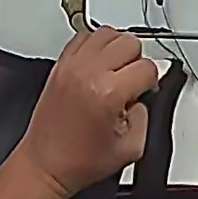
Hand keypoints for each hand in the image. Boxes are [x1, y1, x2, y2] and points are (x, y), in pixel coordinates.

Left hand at [13, 27, 157, 198]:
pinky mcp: (60, 65)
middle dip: (137, 62)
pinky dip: (95, 44)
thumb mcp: (131, 148)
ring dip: (117, 48)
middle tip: (132, 82)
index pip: (147, 66)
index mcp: (108, 93)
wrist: (46, 165)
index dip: (152, 81)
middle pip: (129, 43)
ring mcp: (71, 66)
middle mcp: (88, 72)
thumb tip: (144, 95)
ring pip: (106, 33)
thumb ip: (146, 116)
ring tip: (116, 70)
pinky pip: (82, 37)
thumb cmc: (79, 160)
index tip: (146, 91)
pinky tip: (98, 63)